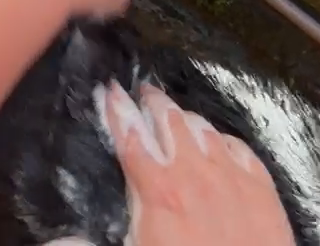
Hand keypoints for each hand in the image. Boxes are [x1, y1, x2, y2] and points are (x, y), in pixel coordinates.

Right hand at [98, 81, 294, 245]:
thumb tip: (57, 241)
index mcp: (158, 190)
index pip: (130, 135)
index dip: (116, 108)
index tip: (110, 89)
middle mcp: (193, 172)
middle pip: (168, 119)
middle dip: (152, 102)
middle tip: (143, 94)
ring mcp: (231, 177)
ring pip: (203, 127)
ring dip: (185, 118)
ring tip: (176, 116)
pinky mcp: (263, 190)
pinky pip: (239, 148)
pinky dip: (223, 140)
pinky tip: (218, 143)